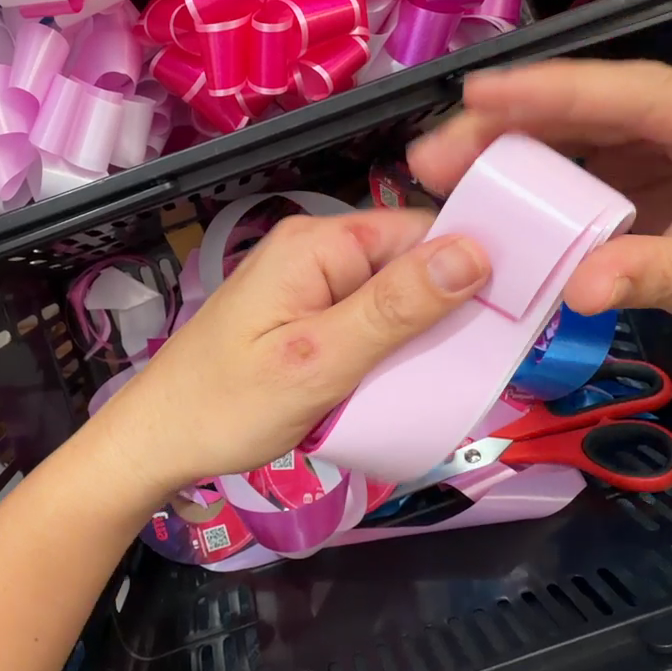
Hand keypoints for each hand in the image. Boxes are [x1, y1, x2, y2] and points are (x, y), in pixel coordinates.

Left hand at [90, 211, 489, 494]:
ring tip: (448, 380)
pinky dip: (388, 348)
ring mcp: (306, 284)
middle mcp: (314, 251)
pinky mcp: (302, 316)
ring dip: (419, 335)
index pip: (419, 232)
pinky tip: (403, 382)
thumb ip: (395, 309)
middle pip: (407, 263)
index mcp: (317, 244)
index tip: (513, 318)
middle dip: (447, 309)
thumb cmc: (228, 404)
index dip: (470, 267)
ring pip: (390, 296)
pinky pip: (364, 320)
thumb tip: (475, 252)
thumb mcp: (319, 361)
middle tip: (484, 363)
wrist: (158, 438)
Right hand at [409, 59, 671, 374]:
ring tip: (443, 161)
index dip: (562, 90)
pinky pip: (579, 147)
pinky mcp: (648, 155)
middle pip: (602, 100)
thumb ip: (654, 275)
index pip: (649, 95)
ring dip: (509, 137)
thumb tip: (575, 288)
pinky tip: (483, 172)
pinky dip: (529, 160)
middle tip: (438, 148)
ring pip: (581, 119)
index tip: (483, 93)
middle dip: (513, 118)